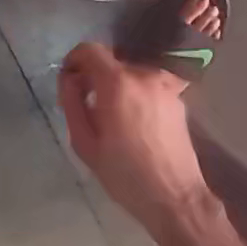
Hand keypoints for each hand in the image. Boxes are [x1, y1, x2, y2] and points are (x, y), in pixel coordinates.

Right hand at [57, 42, 219, 242]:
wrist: (174, 196)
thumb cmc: (123, 174)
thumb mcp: (84, 143)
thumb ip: (71, 103)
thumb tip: (69, 79)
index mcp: (118, 83)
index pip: (90, 49)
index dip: (74, 60)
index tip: (69, 81)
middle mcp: (144, 75)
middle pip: (111, 61)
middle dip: (94, 76)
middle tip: (85, 106)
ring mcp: (165, 86)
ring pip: (129, 74)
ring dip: (115, 87)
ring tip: (110, 119)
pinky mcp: (178, 99)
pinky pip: (146, 87)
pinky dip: (133, 95)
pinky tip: (132, 125)